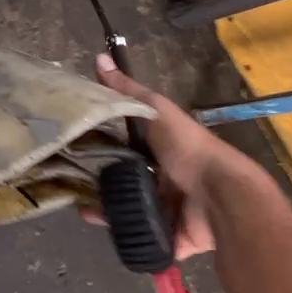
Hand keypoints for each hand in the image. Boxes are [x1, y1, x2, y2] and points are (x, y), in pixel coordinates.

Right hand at [85, 54, 247, 260]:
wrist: (221, 196)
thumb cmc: (188, 147)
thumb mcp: (155, 110)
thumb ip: (127, 90)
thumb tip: (99, 57)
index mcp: (161, 147)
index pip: (124, 142)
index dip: (100, 140)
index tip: (72, 139)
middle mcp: (164, 176)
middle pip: (125, 176)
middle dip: (100, 177)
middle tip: (69, 174)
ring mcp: (168, 207)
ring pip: (130, 206)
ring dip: (106, 205)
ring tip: (79, 203)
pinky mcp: (172, 235)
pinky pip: (143, 235)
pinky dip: (123, 231)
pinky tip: (98, 223)